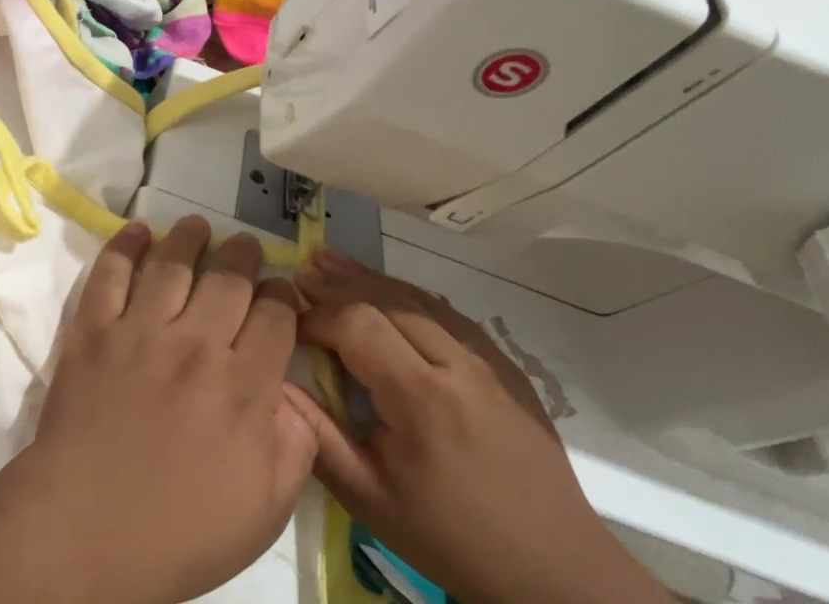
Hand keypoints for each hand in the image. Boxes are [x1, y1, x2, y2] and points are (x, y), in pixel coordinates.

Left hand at [0, 216, 320, 603]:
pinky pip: (109, 275)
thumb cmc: (180, 531)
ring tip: (197, 225)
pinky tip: (136, 231)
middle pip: (229, 280)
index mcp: (246, 387)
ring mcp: (140, 332)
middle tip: (245, 245)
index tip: (283, 289)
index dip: (284, 297)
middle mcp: (197, 344)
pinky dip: (123, 247)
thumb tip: (291, 397)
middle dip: (243, 256)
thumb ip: (291, 447)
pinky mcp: (92, 331)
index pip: (276, 319)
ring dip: (189, 238)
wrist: (85, 526)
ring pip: (172, 265)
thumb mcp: (264, 510)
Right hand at [294, 250, 670, 603]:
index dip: (316, 315)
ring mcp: (491, 365)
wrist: (552, 569)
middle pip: (389, 301)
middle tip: (297, 271)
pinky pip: (451, 318)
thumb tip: (276, 382)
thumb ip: (317, 434)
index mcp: (421, 398)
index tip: (285, 324)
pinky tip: (389, 292)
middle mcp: (459, 366)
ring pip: (422, 302)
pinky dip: (410, 297)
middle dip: (338, 284)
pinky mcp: (509, 372)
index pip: (358, 325)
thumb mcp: (367, 496)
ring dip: (372, 280)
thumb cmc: (449, 537)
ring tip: (330, 260)